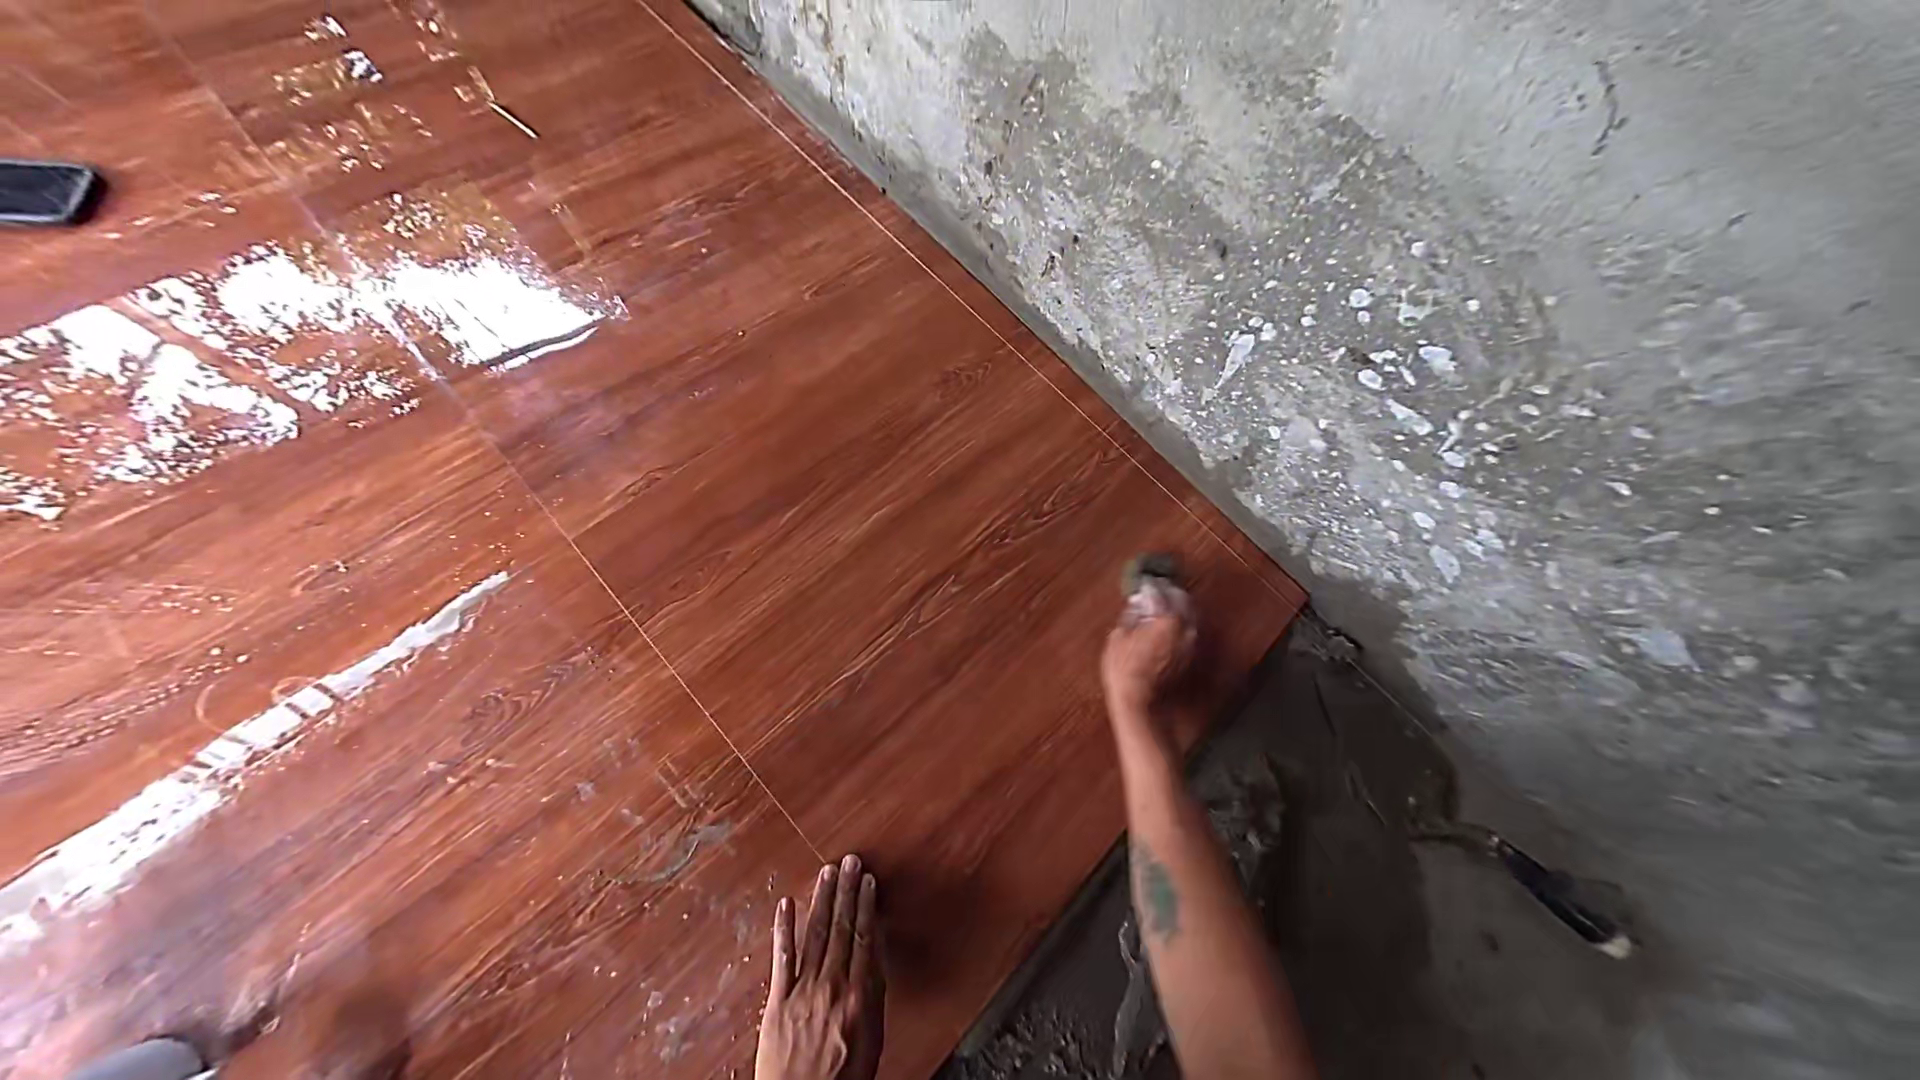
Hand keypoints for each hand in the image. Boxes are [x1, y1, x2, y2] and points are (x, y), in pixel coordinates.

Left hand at [755, 855, 884, 1079]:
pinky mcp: (778, 1000)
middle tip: (851, 862)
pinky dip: (785, 927)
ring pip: (816, 934)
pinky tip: (787, 903)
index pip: (864, 937)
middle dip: (848, 892)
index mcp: (859, 996)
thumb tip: (874, 954)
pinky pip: (782, 957)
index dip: (866, 906)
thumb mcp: (872, 1038)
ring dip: (823, 899)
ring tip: (828, 872)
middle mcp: (832, 987)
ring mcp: (803, 991)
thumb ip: (872, 993)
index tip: (868, 881)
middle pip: (842, 928)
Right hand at [1100, 580, 1195, 722]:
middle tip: (1158, 589)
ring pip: (1189, 616)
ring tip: (1163, 605)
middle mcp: (1184, 629)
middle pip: (1183, 601)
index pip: (1162, 593)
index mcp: (1166, 619)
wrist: (1136, 699)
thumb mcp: (1119, 635)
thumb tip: (1137, 605)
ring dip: (1178, 608)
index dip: (1151, 587)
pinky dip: (1178, 625)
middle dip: (1170, 593)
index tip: (1145, 583)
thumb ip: (1132, 615)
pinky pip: (1186, 632)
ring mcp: (1188, 644)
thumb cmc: (1123, 667)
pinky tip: (1165, 625)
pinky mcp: (1187, 656)